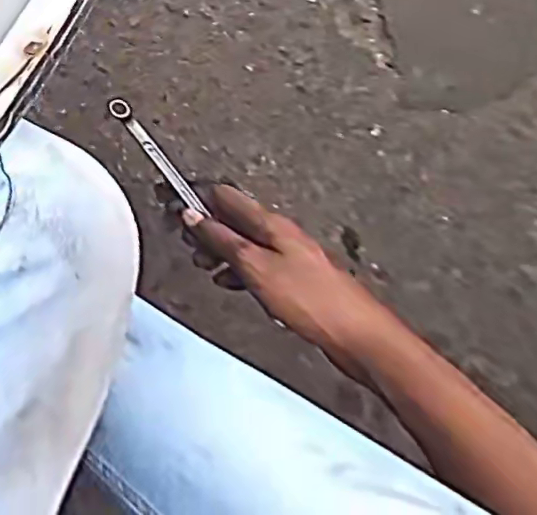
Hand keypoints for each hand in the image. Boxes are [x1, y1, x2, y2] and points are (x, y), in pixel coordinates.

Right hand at [183, 185, 408, 383]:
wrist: (365, 342)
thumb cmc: (315, 301)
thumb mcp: (254, 265)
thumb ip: (220, 238)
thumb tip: (192, 215)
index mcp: (270, 223)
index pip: (222, 194)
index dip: (193, 195)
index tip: (170, 203)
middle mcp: (280, 233)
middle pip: (230, 216)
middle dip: (203, 225)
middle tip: (187, 241)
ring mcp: (289, 256)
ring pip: (242, 241)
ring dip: (218, 249)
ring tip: (206, 265)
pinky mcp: (295, 279)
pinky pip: (256, 263)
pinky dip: (237, 269)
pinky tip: (232, 282)